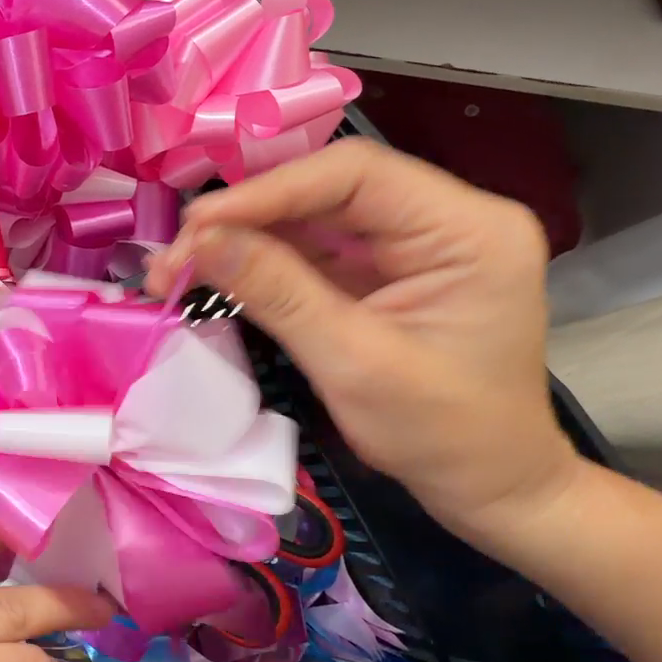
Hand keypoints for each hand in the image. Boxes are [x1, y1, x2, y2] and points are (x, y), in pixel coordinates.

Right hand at [145, 139, 582, 542]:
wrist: (487, 485)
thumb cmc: (441, 433)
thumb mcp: (353, 363)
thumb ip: (276, 292)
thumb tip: (198, 240)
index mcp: (467, 231)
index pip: (355, 175)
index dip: (268, 190)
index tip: (197, 224)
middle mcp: (442, 219)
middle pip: (324, 189)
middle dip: (242, 218)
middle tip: (174, 254)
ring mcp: (408, 242)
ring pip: (305, 214)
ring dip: (237, 238)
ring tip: (176, 268)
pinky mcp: (378, 267)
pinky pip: (306, 245)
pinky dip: (253, 259)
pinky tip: (209, 274)